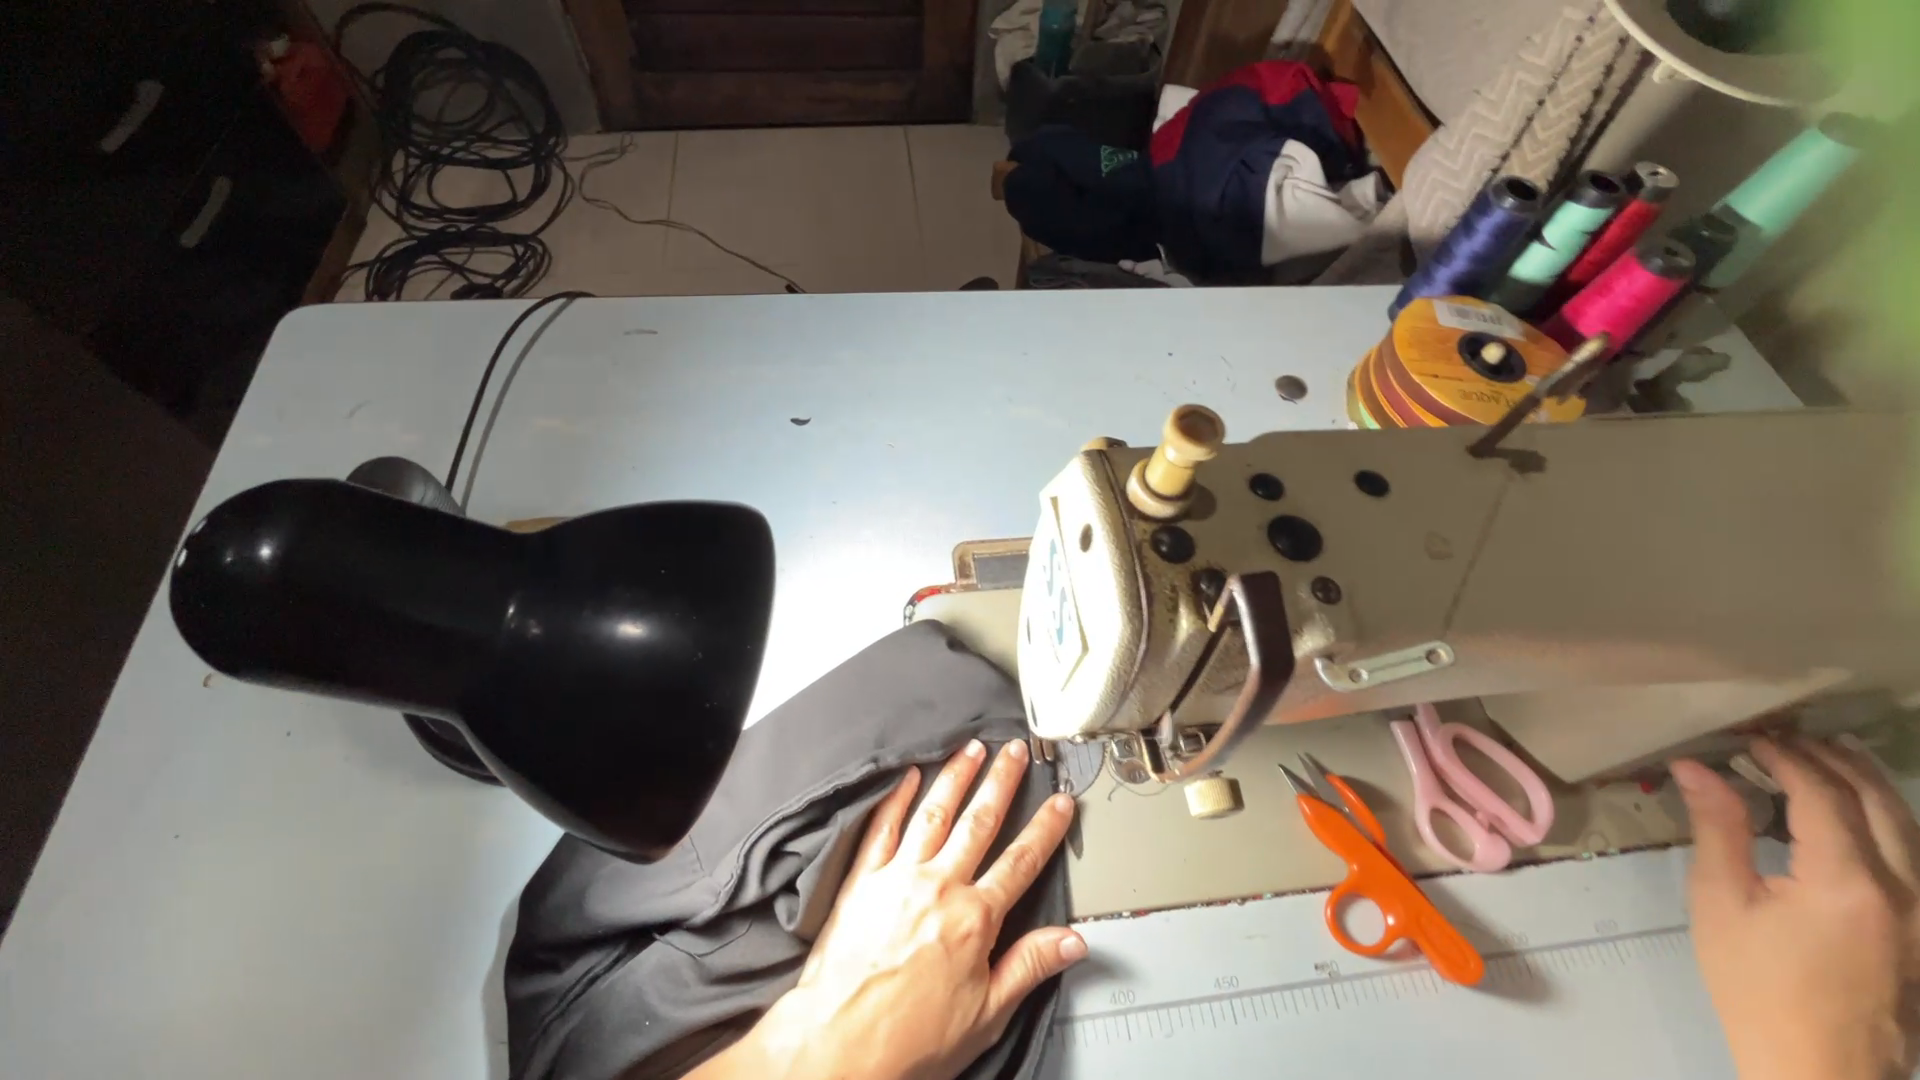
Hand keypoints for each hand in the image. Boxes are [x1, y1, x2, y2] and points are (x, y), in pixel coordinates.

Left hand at [702, 739, 1084, 1079]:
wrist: (840, 1044)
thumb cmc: (909, 1038)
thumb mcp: (986, 1015)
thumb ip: (1030, 966)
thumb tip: (1071, 942)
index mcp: (974, 919)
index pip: (1020, 861)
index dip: (1044, 828)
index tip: (1059, 802)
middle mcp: (939, 886)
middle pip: (979, 822)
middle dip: (1001, 782)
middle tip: (1014, 751)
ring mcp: (899, 877)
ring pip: (934, 814)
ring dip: (956, 777)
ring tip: (971, 749)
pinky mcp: (864, 881)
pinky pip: (883, 828)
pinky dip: (896, 799)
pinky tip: (907, 776)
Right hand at [1672, 737, 1919, 1079]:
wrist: (1818, 1061)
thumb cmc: (1754, 980)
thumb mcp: (1720, 900)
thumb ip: (1719, 828)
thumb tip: (1696, 767)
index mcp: (1849, 882)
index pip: (1824, 797)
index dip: (1787, 759)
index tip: (1749, 738)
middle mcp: (1907, 889)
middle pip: (1884, 804)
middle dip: (1837, 761)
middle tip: (1790, 736)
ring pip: (1912, 828)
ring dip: (1869, 785)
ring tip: (1828, 756)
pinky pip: (1914, 854)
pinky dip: (1885, 818)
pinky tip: (1854, 812)